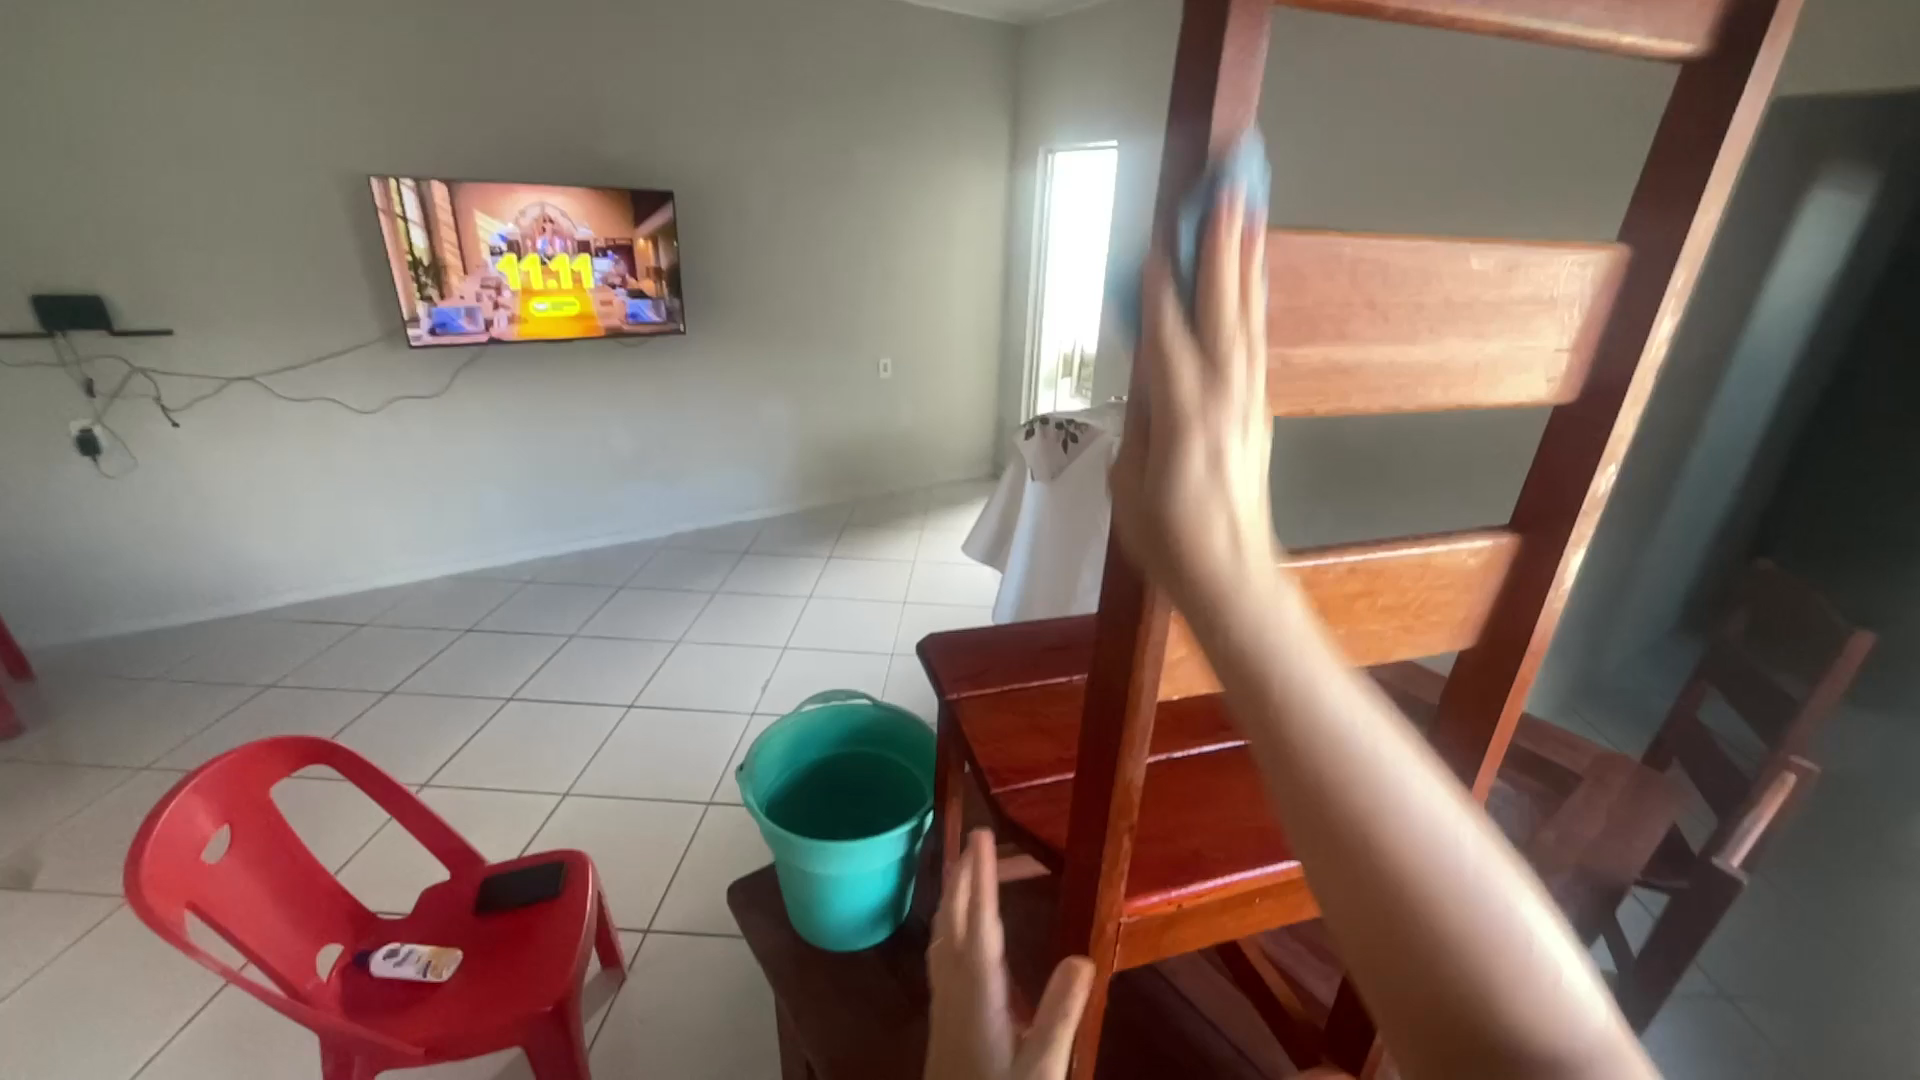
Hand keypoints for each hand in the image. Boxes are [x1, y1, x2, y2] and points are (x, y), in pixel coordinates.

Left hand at [925, 830, 1094, 1079]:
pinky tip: (954, 931)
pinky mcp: (941, 1014)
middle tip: (976, 838)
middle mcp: (953, 984)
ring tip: (962, 869)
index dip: (981, 875)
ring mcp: (942, 999)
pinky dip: (949, 923)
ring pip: (942, 932)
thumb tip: (1081, 955)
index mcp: (977, 989)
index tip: (982, 835)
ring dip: (953, 896)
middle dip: (964, 875)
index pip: (980, 919)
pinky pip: (940, 951)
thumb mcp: (1043, 1067)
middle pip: (955, 917)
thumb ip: (1061, 1013)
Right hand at [1109, 184, 1279, 612]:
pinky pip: (1253, 342)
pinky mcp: (1257, 409)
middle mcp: (1223, 395)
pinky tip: (1250, 279)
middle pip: (1222, 307)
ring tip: (1247, 210)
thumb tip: (1144, 380)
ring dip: (1245, 262)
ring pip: (1246, 318)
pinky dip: (1250, 302)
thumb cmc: (1167, 538)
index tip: (1159, 227)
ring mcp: (1247, 400)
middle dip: (1221, 246)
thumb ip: (1138, 421)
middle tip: (1226, 189)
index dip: (1160, 280)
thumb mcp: (1129, 482)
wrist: (1230, 573)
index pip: (1167, 330)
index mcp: (1183, 413)